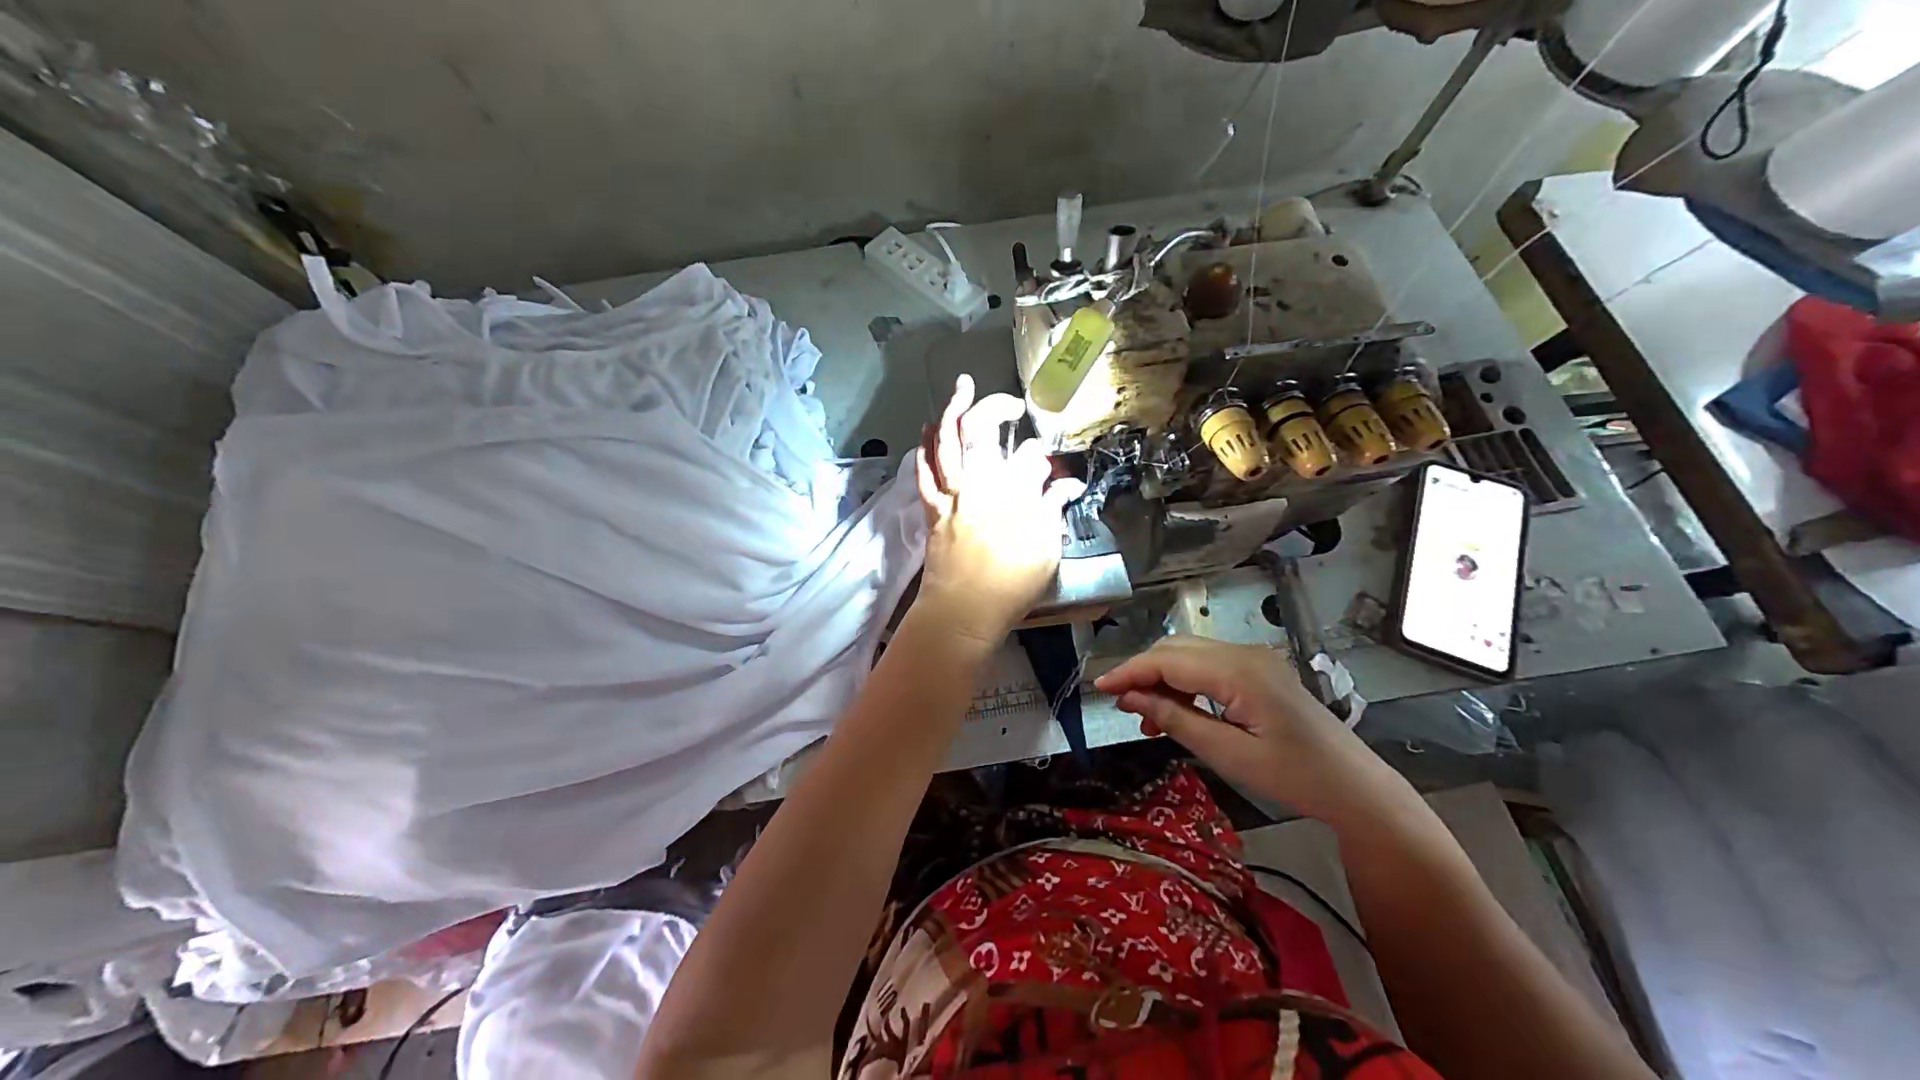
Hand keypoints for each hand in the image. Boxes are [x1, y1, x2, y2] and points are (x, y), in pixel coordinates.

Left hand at [915, 375, 1086, 645]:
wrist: (963, 610)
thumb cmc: (1011, 586)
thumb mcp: (1046, 550)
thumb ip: (1053, 511)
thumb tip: (1065, 486)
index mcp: (1017, 493)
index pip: (1031, 457)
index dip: (1042, 457)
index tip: (1048, 467)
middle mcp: (982, 484)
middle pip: (983, 431)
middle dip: (995, 407)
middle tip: (1010, 405)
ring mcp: (953, 494)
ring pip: (948, 441)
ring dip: (953, 410)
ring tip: (961, 388)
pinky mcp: (933, 509)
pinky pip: (925, 470)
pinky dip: (925, 447)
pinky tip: (927, 429)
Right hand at [1094, 636, 1386, 820]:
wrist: (1354, 786)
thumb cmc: (1294, 776)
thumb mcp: (1229, 754)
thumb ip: (1176, 720)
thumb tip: (1131, 698)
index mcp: (1238, 671)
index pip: (1167, 661)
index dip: (1129, 672)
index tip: (1098, 689)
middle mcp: (1244, 653)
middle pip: (1175, 650)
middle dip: (1142, 673)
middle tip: (1119, 706)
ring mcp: (1254, 659)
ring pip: (1189, 656)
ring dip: (1162, 680)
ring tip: (1144, 717)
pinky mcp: (1260, 670)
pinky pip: (1209, 666)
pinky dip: (1184, 684)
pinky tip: (1175, 712)